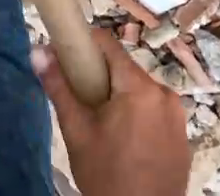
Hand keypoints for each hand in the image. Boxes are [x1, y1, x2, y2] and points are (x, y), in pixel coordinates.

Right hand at [33, 32, 190, 195]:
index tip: (63, 58)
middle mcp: (165, 95)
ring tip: (99, 122)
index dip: (82, 44)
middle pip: (122, 67)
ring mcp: (177, 116)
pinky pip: (152, 109)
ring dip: (116, 95)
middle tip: (79, 99)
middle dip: (98, 76)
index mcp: (140, 88)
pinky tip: (122, 138)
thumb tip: (37, 50)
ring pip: (136, 88)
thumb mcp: (76, 130)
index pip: (107, 44)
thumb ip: (58, 86)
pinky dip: (135, 113)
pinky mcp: (182, 135)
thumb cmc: (108, 175)